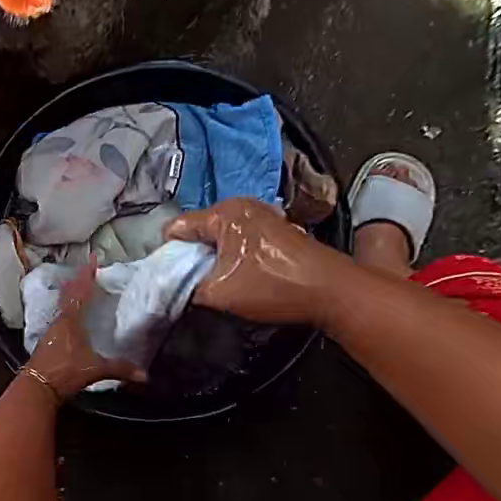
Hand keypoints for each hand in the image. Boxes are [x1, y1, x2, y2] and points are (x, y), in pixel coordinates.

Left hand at [24, 256, 147, 398]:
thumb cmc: (65, 372)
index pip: (80, 292)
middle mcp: (59, 321)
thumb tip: (145, 375)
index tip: (92, 259)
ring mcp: (51, 332)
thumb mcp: (95, 369)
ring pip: (62, 306)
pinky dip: (68, 310)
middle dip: (78, 281)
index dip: (87, 275)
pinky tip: (72, 317)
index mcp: (70, 321)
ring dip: (71, 295)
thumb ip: (120, 369)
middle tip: (87, 270)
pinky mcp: (48, 342)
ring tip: (80, 288)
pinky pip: (60, 318)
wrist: (37, 388)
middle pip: (68, 295)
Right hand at [163, 197, 346, 324]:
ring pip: (218, 237)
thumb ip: (186, 288)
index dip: (167, 254)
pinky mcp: (274, 230)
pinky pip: (238, 240)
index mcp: (223, 213)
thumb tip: (172, 288)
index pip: (175, 228)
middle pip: (197, 231)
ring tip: (217, 281)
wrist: (332, 291)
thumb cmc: (273, 286)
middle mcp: (240, 206)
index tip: (172, 277)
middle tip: (194, 282)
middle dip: (191, 256)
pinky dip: (231, 256)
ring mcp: (260, 215)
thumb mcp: (218, 293)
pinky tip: (240, 276)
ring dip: (212, 258)